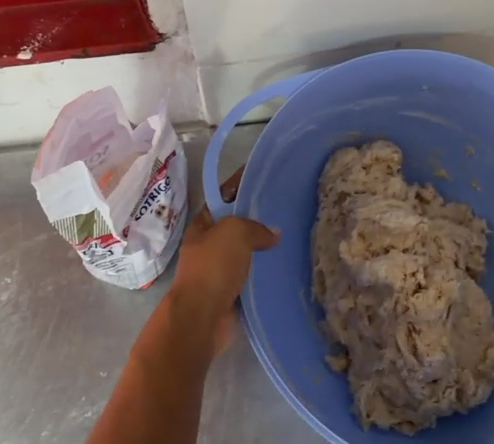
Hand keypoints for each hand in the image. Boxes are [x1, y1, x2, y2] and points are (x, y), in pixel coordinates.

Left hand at [169, 170, 279, 358]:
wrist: (202, 317)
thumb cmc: (213, 266)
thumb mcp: (235, 232)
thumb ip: (255, 227)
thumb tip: (274, 234)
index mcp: (203, 223)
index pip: (224, 194)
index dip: (241, 183)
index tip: (264, 175)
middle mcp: (210, 243)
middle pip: (236, 223)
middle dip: (257, 216)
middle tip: (286, 207)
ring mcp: (219, 268)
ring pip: (246, 250)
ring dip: (263, 246)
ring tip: (292, 234)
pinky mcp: (232, 291)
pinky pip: (252, 274)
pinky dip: (265, 270)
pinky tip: (285, 264)